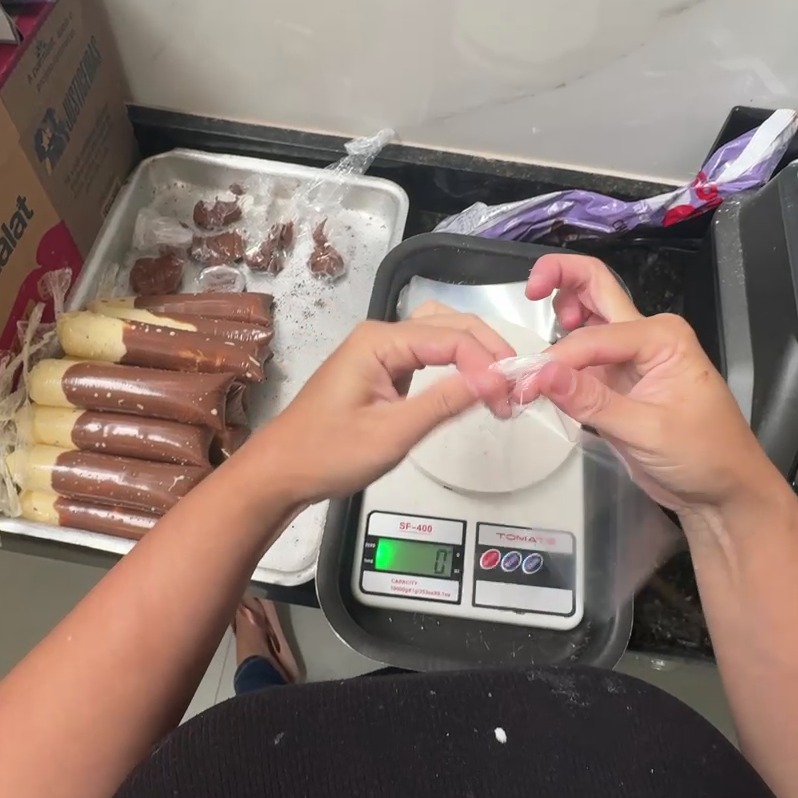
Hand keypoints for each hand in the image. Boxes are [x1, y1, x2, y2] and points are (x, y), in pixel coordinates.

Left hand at [235, 315, 515, 505]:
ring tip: (500, 384)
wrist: (281, 471)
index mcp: (379, 341)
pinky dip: (454, 364)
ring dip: (473, 353)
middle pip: (450, 325)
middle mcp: (379, 336)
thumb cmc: (326, 454)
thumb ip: (444, 403)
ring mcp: (379, 350)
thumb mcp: (391, 434)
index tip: (511, 400)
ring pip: (440, 334)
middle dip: (488, 353)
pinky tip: (471, 384)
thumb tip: (493, 381)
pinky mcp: (381, 369)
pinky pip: (426, 354)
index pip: (452, 338)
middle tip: (516, 391)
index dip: (488, 365)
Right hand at [522, 256, 784, 524]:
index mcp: (661, 336)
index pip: (594, 336)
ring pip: (587, 316)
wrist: (723, 491)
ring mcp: (629, 357)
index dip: (558, 358)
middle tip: (531, 288)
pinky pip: (581, 357)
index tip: (529, 385)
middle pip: (597, 287)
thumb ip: (590, 401)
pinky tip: (544, 375)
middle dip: (561, 277)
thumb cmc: (704, 456)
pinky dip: (559, 357)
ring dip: (559, 316)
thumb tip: (540, 375)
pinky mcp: (616, 380)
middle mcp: (645, 335)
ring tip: (537, 341)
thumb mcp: (646, 431)